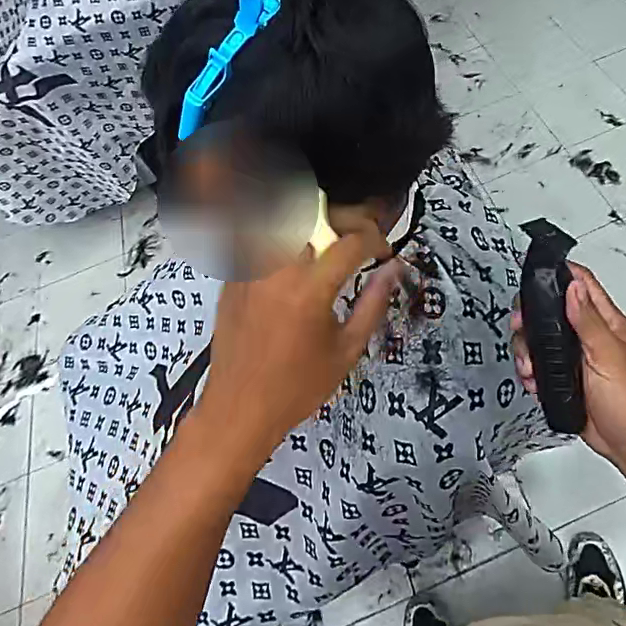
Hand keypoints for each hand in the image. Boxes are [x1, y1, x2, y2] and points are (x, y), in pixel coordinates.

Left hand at [190, 230, 398, 469]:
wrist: (239, 411)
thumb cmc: (295, 387)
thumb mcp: (348, 349)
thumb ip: (374, 302)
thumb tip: (392, 270)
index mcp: (309, 290)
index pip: (351, 241)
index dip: (376, 239)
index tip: (383, 251)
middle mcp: (276, 271)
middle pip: (314, 215)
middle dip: (345, 218)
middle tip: (359, 235)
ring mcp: (249, 271)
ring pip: (281, 219)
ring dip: (312, 221)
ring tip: (330, 240)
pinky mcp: (233, 278)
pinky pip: (258, 239)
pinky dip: (282, 235)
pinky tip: (298, 255)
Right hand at [511, 264, 625, 465]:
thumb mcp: (609, 357)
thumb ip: (589, 322)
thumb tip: (574, 288)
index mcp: (608, 324)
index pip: (583, 284)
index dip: (561, 274)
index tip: (538, 275)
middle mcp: (592, 336)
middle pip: (554, 309)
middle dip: (533, 314)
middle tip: (522, 324)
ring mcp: (579, 357)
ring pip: (543, 337)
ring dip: (529, 346)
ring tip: (530, 362)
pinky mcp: (567, 378)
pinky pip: (542, 364)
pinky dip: (532, 369)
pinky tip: (534, 378)